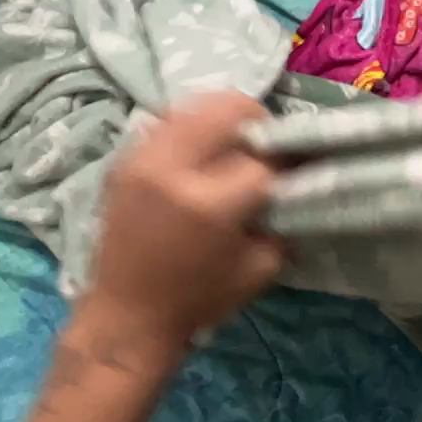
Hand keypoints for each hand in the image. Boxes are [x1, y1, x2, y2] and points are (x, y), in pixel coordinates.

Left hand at [67, 93, 283, 384]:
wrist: (127, 315)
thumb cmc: (201, 298)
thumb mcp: (262, 267)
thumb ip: (283, 218)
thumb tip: (298, 182)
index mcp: (211, 203)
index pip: (263, 158)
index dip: (287, 161)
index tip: (296, 168)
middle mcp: (172, 170)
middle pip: (226, 108)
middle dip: (257, 121)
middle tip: (266, 144)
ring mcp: (141, 160)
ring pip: (193, 106)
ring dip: (223, 118)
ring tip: (234, 143)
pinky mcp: (123, 162)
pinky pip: (165, 122)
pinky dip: (192, 128)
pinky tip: (202, 153)